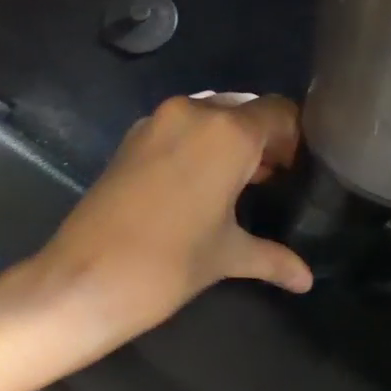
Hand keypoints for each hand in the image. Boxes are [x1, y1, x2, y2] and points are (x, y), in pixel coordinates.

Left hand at [28, 93, 313, 340]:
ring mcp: (153, 124)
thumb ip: (272, 258)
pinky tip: (198, 187)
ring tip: (236, 187)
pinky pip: (175, 131)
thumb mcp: (226, 257)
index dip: (295, 140)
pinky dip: (193, 148)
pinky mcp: (127, 141)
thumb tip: (304, 278)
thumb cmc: (168, 264)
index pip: (278, 113)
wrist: (85, 278)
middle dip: (260, 141)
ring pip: (206, 118)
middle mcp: (190, 113)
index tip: (298, 172)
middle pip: (241, 111)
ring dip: (225, 143)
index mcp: (225, 132)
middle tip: (272, 180)